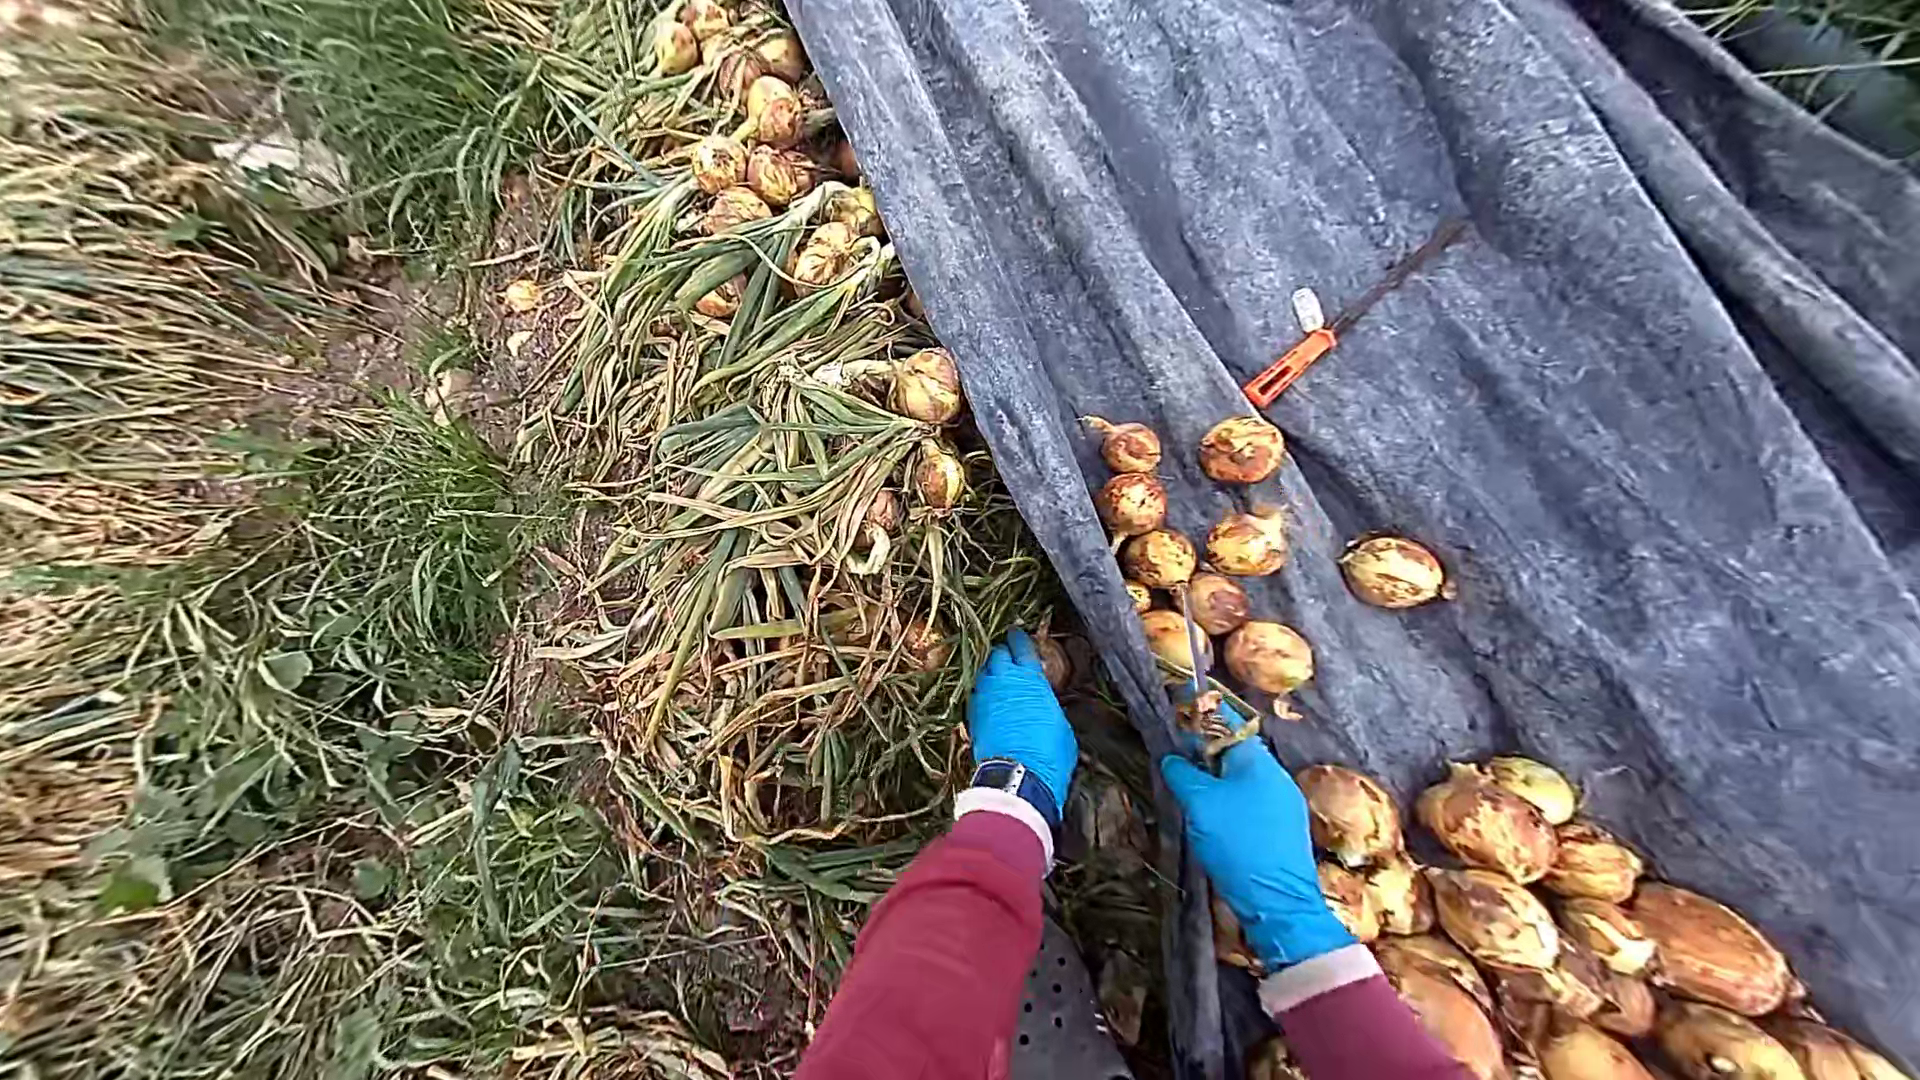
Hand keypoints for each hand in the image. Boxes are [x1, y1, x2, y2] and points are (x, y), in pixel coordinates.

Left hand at [966, 628, 1076, 805]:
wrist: (1018, 777)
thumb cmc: (1050, 753)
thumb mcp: (1060, 723)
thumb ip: (1047, 703)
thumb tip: (1044, 702)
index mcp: (1030, 677)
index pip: (1021, 646)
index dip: (1019, 638)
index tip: (1018, 634)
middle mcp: (1003, 680)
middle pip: (997, 653)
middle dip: (1003, 653)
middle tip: (1009, 657)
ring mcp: (984, 695)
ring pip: (983, 671)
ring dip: (991, 672)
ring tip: (999, 677)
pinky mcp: (972, 714)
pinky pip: (976, 693)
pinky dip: (982, 692)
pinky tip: (989, 700)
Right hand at [1160, 720, 1353, 968]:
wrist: (1279, 905)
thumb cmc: (1237, 842)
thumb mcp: (1198, 802)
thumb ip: (1182, 772)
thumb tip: (1172, 758)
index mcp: (1258, 761)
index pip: (1229, 723)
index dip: (1201, 717)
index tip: (1177, 716)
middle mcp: (1276, 775)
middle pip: (1235, 749)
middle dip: (1204, 750)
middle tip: (1176, 757)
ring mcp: (1284, 803)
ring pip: (1242, 776)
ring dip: (1215, 777)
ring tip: (1189, 786)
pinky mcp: (1284, 828)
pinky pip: (1251, 799)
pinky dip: (1228, 798)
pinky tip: (1212, 813)